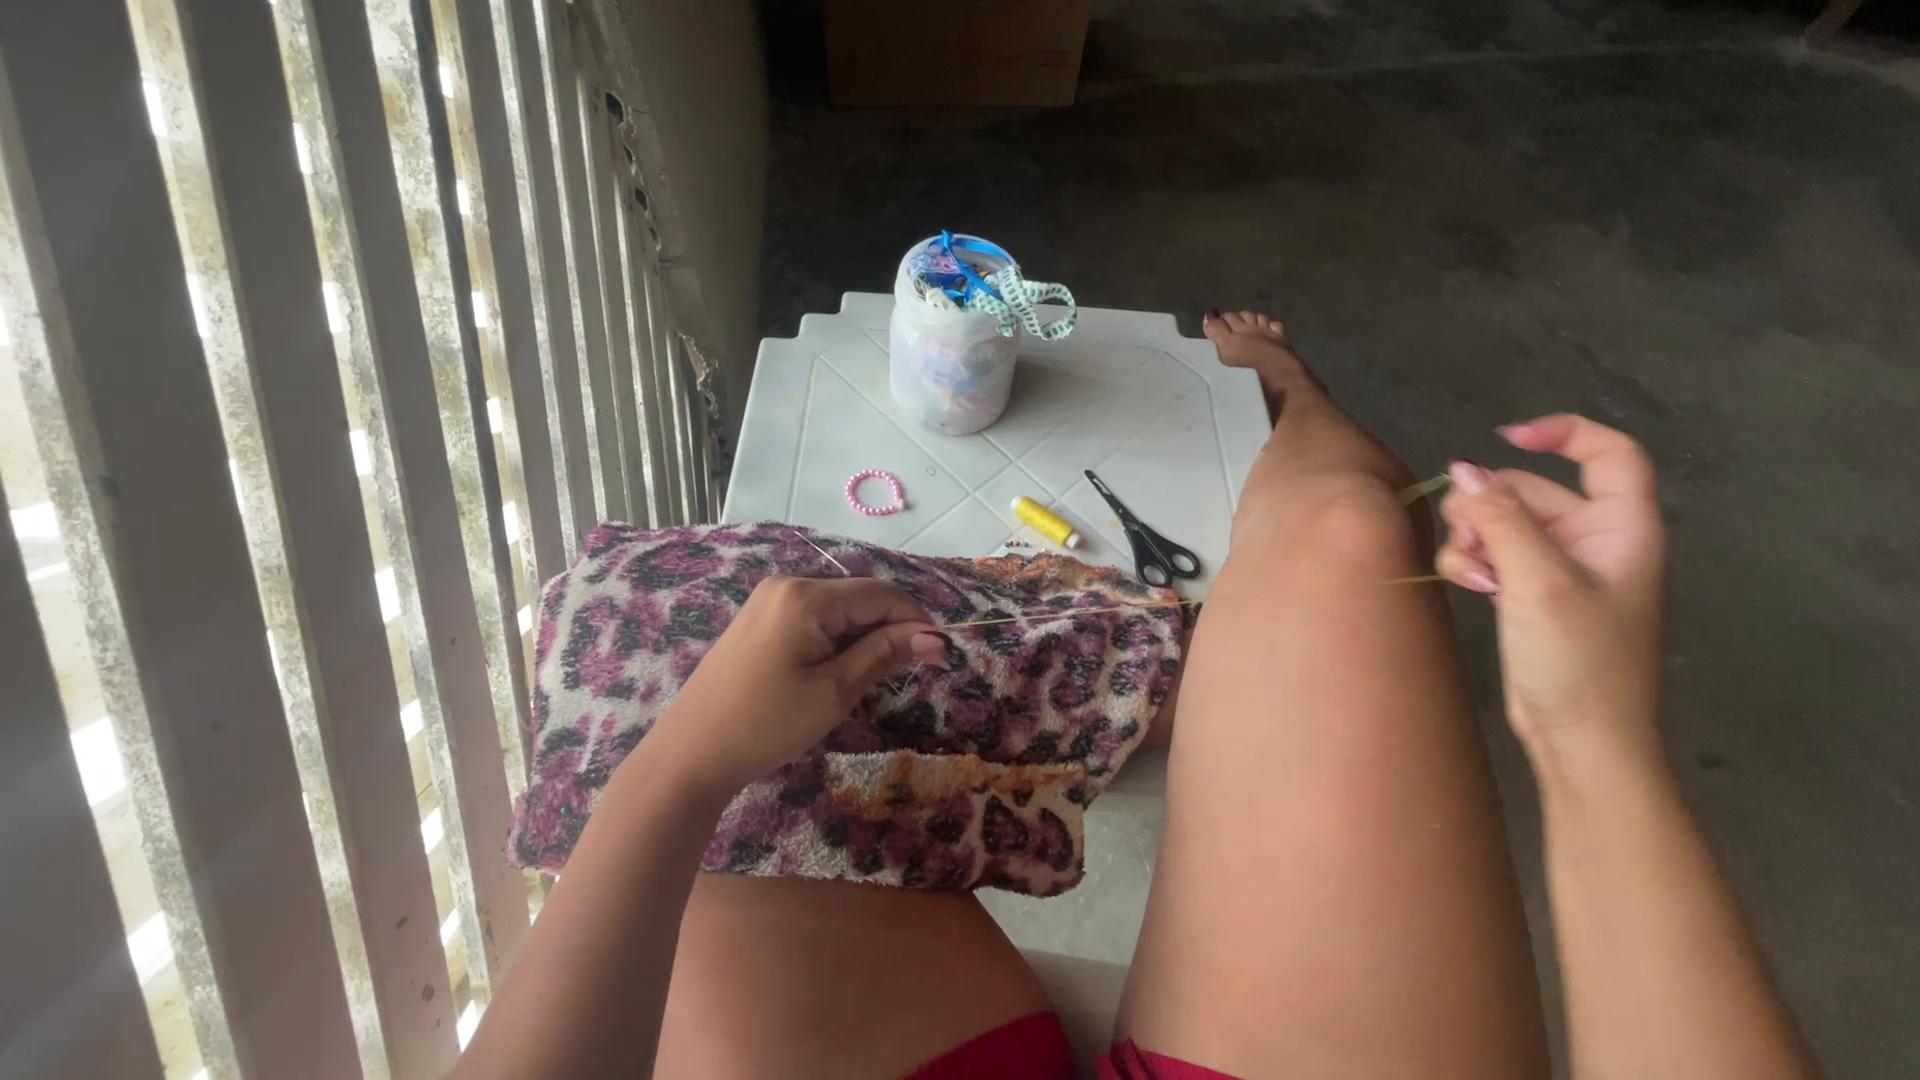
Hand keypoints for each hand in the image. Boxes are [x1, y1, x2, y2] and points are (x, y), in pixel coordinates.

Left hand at [647, 576, 947, 791]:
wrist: (690, 754)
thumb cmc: (766, 724)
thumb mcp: (834, 691)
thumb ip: (884, 654)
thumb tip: (934, 637)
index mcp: (806, 596)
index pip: (880, 594)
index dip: (915, 620)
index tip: (940, 655)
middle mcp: (787, 585)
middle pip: (858, 597)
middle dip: (890, 628)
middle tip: (913, 671)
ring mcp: (769, 601)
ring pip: (837, 609)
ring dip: (865, 635)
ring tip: (876, 676)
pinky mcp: (759, 620)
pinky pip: (814, 618)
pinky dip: (837, 639)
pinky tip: (840, 670)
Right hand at [1436, 415, 1667, 754]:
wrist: (1579, 736)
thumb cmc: (1579, 659)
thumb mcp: (1538, 581)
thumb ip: (1500, 519)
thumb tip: (1461, 468)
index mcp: (1622, 527)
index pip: (1609, 453)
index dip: (1564, 433)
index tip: (1505, 437)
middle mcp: (1592, 540)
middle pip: (1531, 490)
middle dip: (1489, 506)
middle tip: (1468, 539)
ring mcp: (1557, 568)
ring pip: (1501, 522)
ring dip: (1473, 538)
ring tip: (1472, 576)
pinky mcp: (1528, 593)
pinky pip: (1491, 555)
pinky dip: (1472, 563)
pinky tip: (1470, 588)